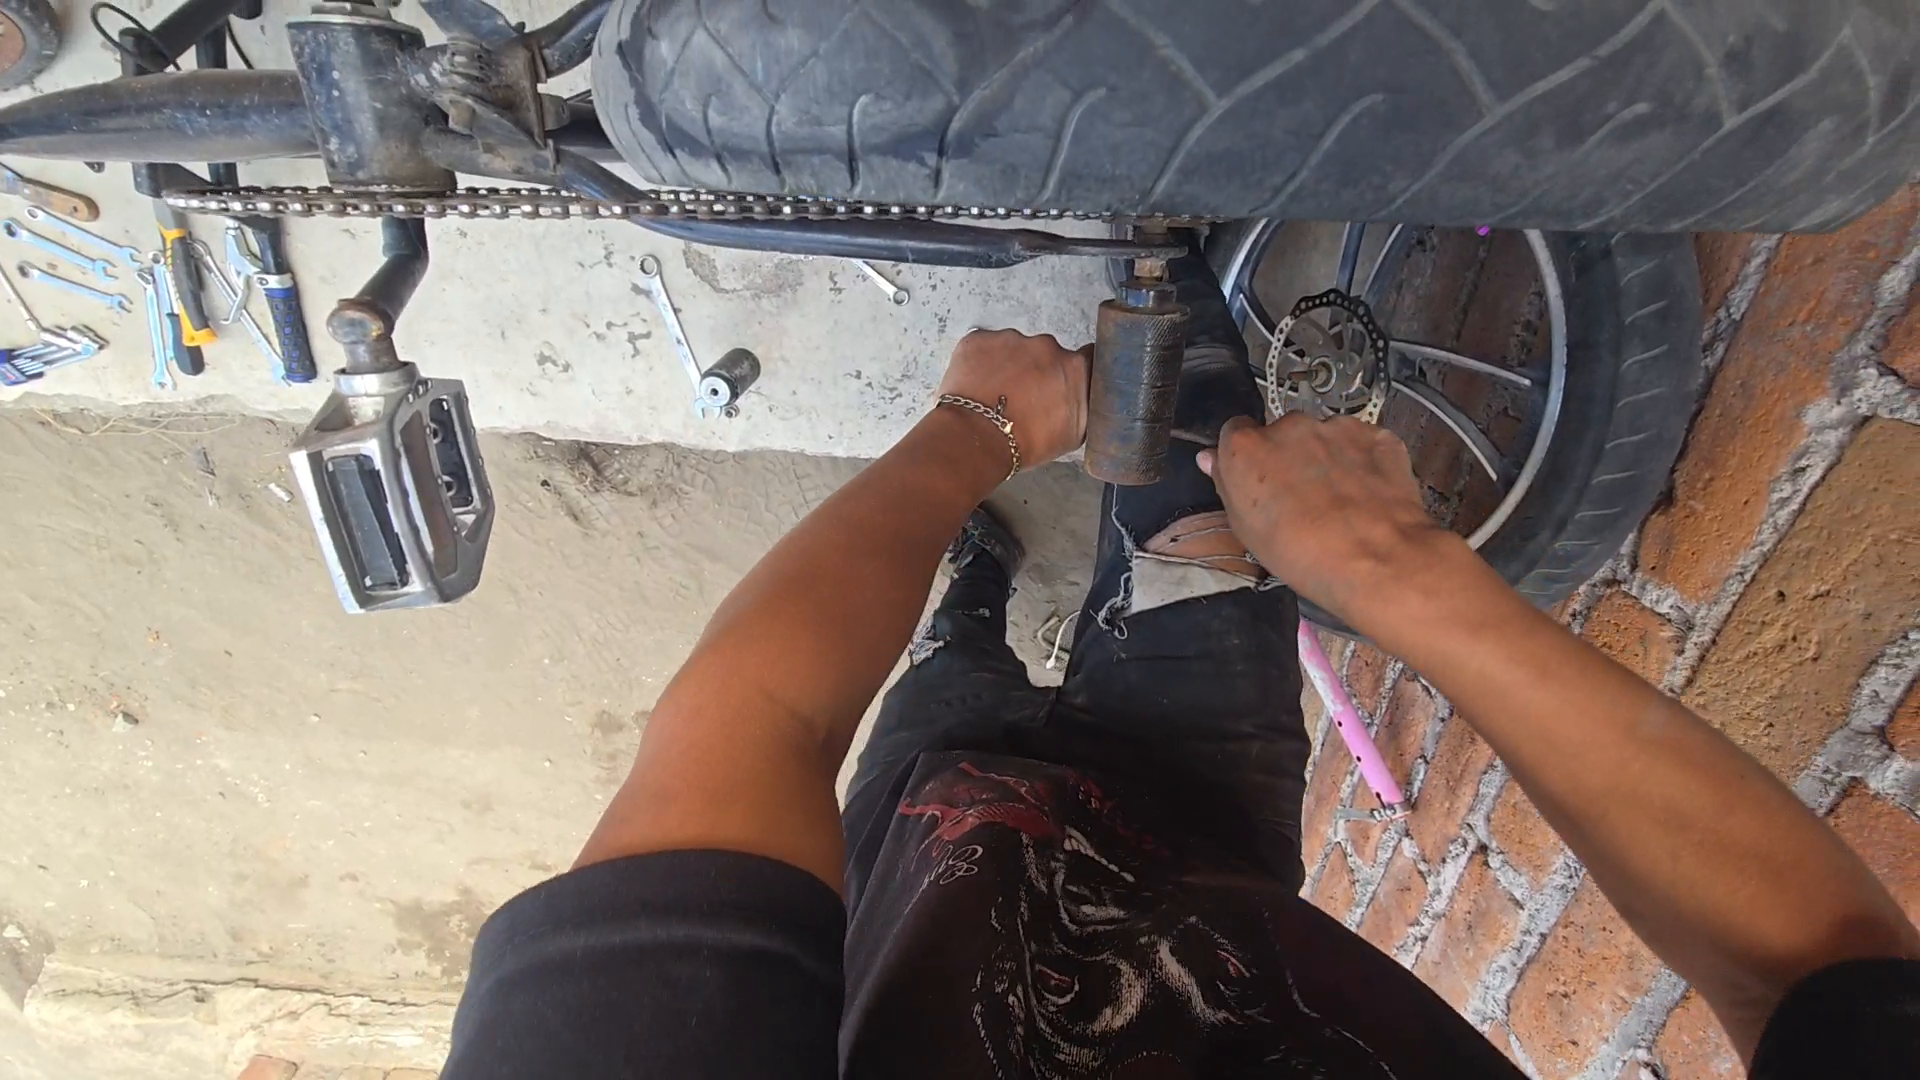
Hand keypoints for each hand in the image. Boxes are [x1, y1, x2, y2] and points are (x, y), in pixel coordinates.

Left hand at [937, 329, 1090, 468]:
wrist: (979, 438)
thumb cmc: (1026, 442)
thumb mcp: (1073, 435)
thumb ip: (1083, 406)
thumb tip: (1081, 398)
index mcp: (1074, 367)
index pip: (1086, 358)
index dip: (1072, 372)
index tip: (1062, 382)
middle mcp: (1046, 346)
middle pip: (1045, 353)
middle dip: (1036, 370)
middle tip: (1022, 398)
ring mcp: (1011, 339)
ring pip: (1012, 349)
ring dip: (1007, 367)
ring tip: (994, 396)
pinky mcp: (979, 339)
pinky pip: (982, 347)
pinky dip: (980, 362)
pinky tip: (977, 386)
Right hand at [1198, 413, 1461, 618]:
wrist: (1374, 557)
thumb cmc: (1297, 551)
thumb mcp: (1244, 527)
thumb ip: (1226, 483)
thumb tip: (1211, 457)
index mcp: (1246, 446)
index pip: (1234, 430)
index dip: (1244, 454)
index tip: (1255, 476)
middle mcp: (1289, 425)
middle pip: (1282, 432)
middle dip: (1288, 455)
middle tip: (1299, 494)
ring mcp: (1336, 426)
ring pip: (1323, 436)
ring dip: (1324, 457)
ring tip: (1338, 497)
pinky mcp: (1376, 434)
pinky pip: (1360, 443)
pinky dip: (1360, 461)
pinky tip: (1365, 493)